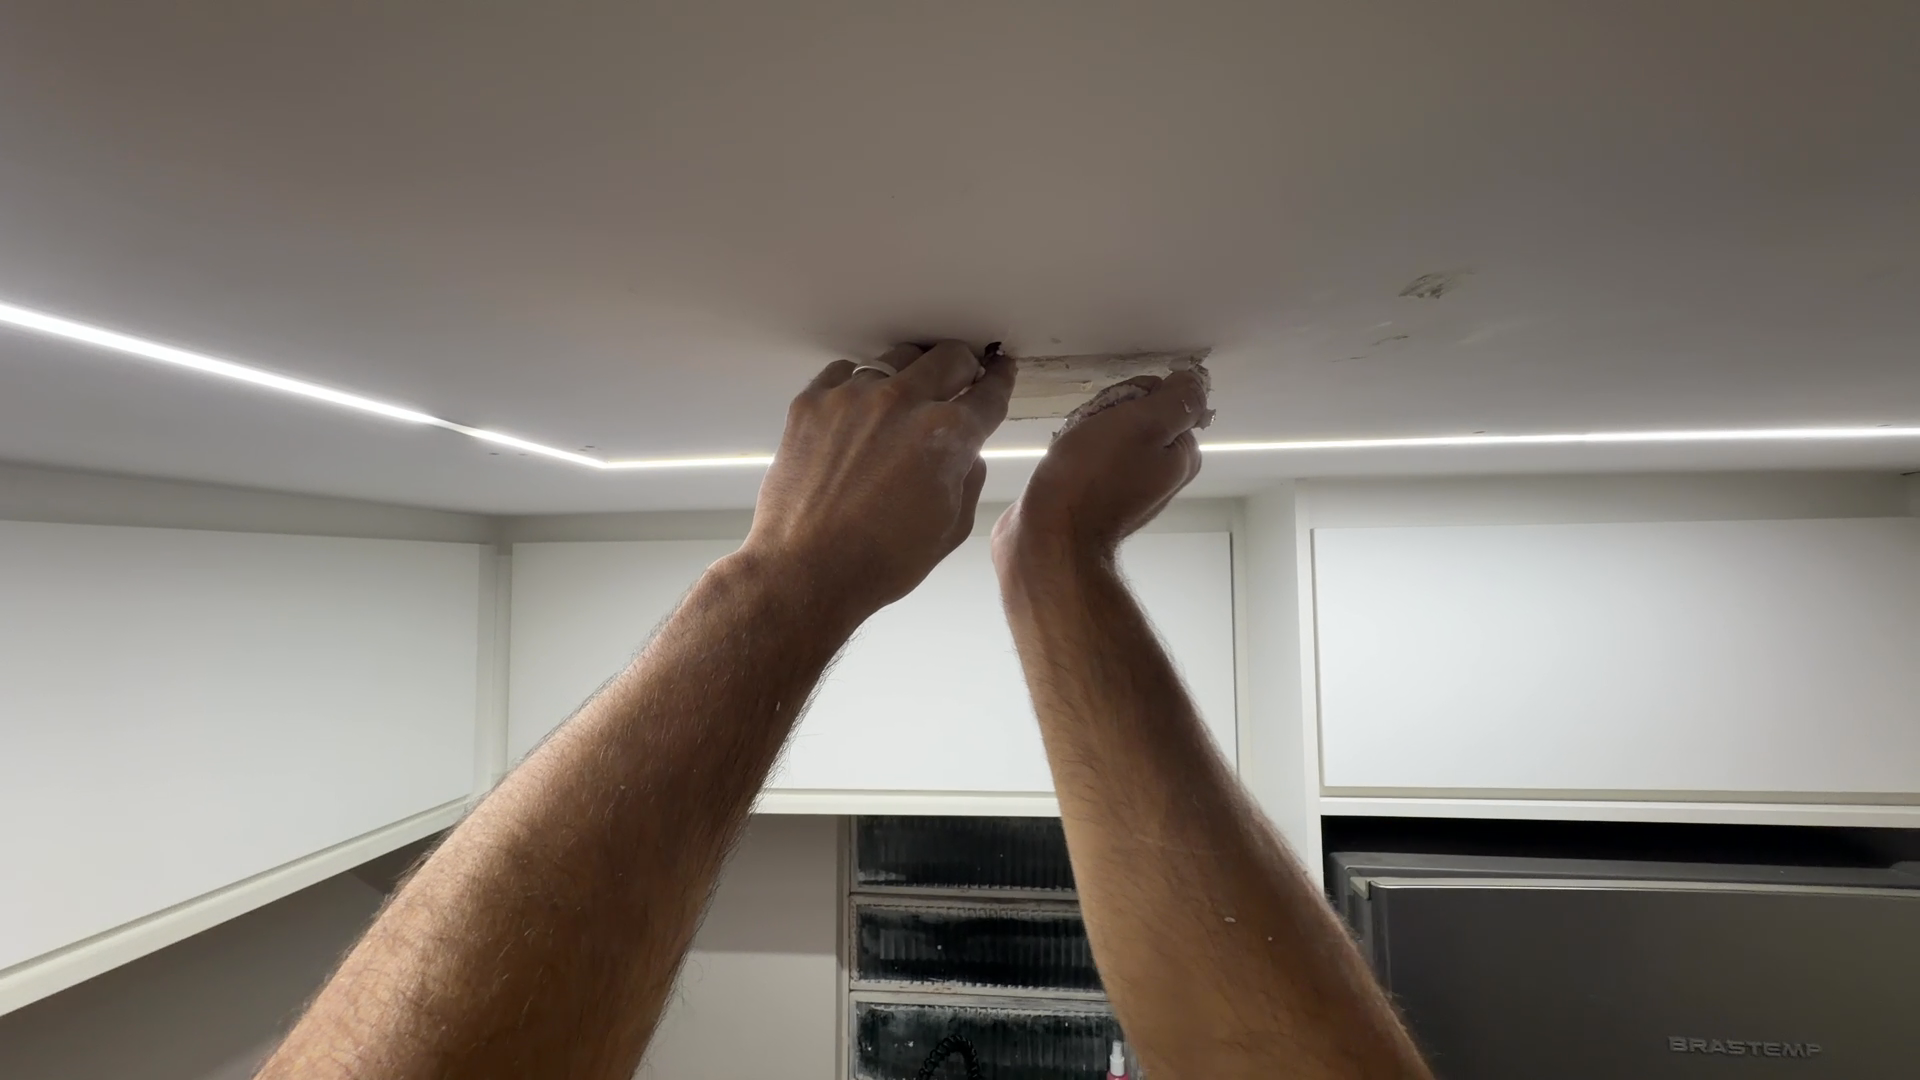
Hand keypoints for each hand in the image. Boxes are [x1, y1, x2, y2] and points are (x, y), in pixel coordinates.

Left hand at [744, 341, 1013, 619]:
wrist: (807, 570)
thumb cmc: (880, 560)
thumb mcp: (951, 528)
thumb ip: (968, 478)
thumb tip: (966, 453)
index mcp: (948, 434)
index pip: (989, 393)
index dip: (1000, 381)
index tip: (1001, 371)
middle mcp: (903, 402)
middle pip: (949, 357)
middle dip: (963, 366)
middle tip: (960, 380)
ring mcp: (854, 397)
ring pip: (898, 358)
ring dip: (913, 372)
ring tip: (907, 397)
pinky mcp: (812, 402)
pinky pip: (844, 372)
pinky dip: (859, 386)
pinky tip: (859, 411)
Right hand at [993, 370, 1207, 571]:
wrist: (1048, 536)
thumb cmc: (1091, 477)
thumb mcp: (1143, 423)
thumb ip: (1177, 399)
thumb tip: (1193, 380)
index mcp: (1181, 457)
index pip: (1165, 399)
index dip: (1134, 394)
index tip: (1113, 412)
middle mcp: (1162, 475)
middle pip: (1137, 417)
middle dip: (1107, 414)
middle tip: (1088, 432)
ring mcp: (1130, 489)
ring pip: (1109, 435)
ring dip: (1086, 432)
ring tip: (1070, 451)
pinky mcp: (1098, 499)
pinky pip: (1090, 459)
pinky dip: (1075, 454)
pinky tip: (1062, 465)